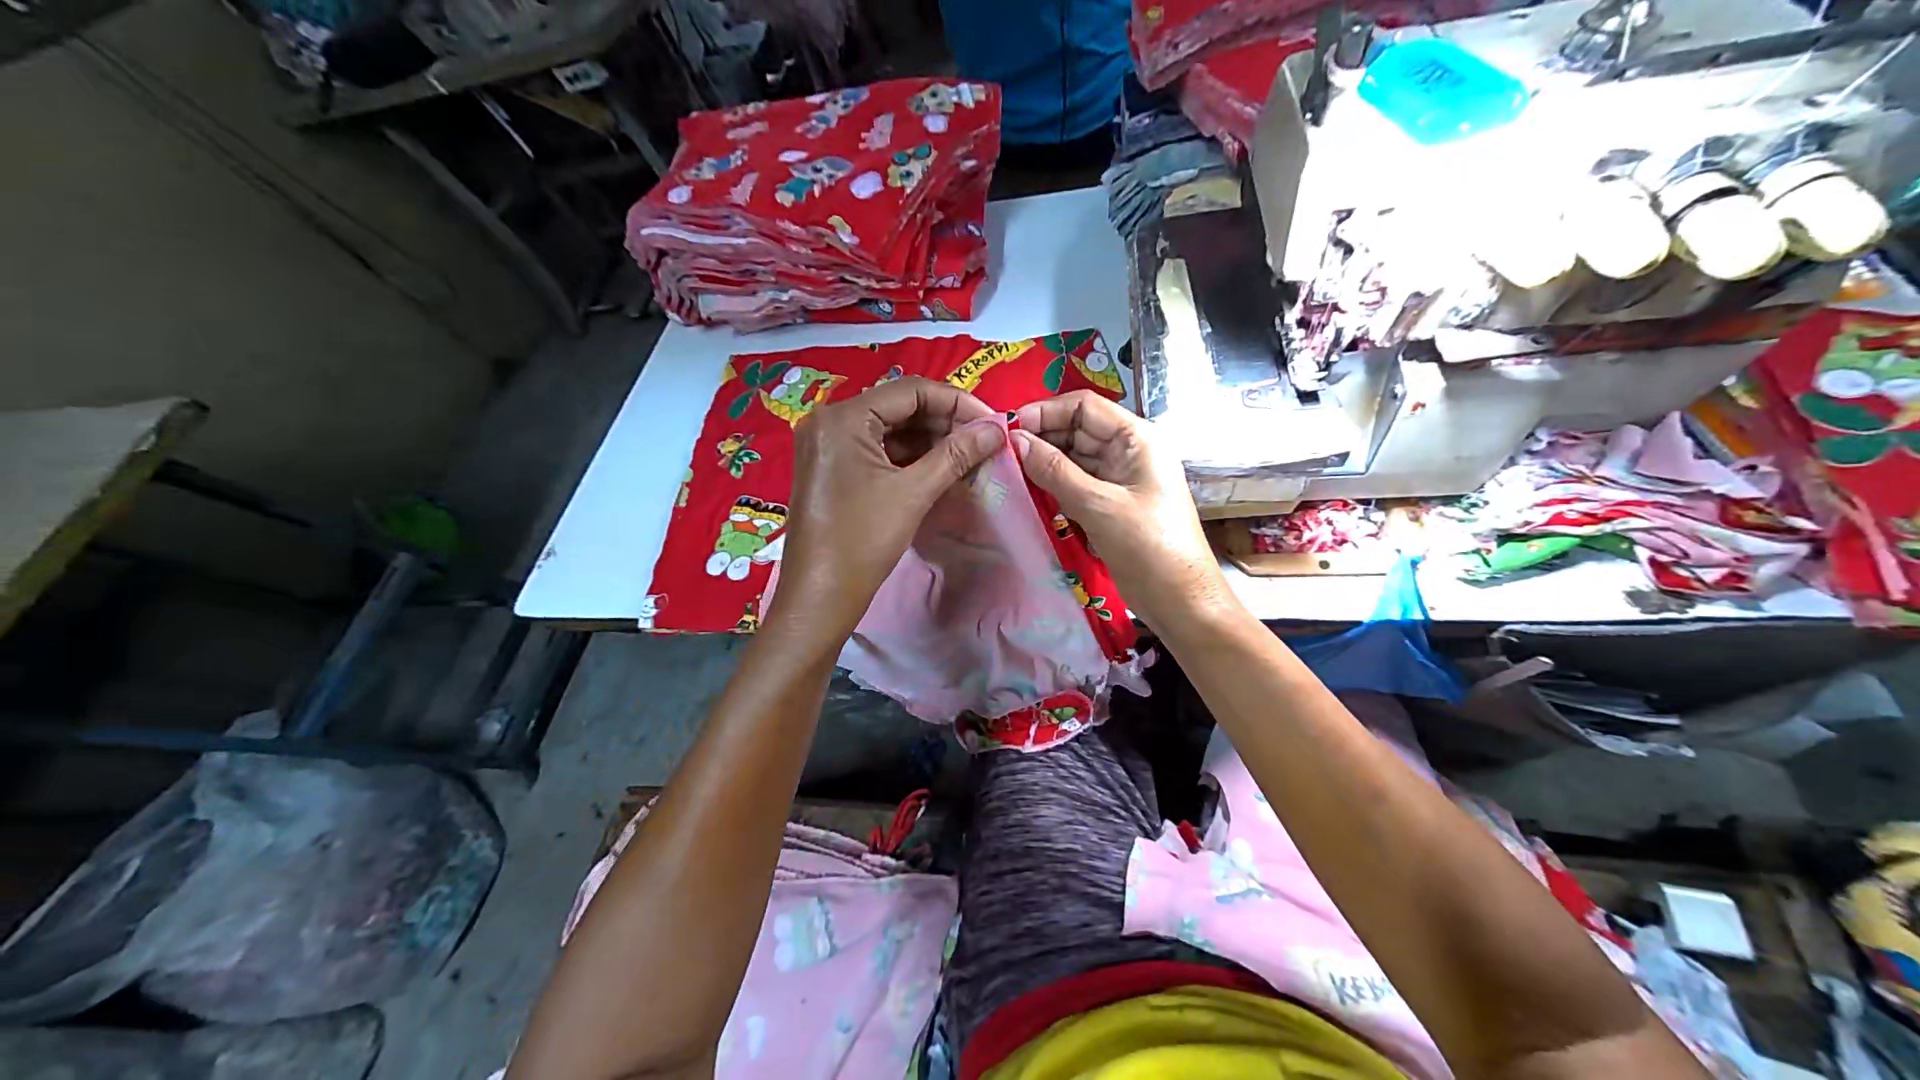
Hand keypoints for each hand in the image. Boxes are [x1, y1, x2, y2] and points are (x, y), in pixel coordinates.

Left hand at [770, 376, 1004, 643]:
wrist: (820, 596)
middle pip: (899, 407)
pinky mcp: (831, 467)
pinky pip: (876, 449)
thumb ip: (956, 454)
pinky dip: (908, 456)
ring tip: (968, 456)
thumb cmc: (863, 541)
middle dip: (944, 422)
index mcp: (843, 418)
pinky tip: (940, 468)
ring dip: (929, 440)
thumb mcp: (913, 493)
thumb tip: (996, 429)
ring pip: (890, 429)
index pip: (910, 391)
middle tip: (984, 441)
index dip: (957, 402)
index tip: (992, 422)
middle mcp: (829, 421)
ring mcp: (827, 445)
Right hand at [1010, 390, 1229, 628]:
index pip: (1084, 407)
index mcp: (1137, 438)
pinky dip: (1053, 484)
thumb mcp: (1099, 506)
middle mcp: (1128, 451)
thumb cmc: (1149, 547)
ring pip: (1073, 457)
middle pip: (1077, 430)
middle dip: (1041, 437)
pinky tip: (1027, 490)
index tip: (1009, 427)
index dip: (1045, 412)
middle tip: (1001, 452)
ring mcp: (1119, 478)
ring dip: (1043, 462)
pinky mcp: (1110, 503)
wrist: (1180, 599)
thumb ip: (1055, 471)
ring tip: (1007, 470)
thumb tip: (1015, 440)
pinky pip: (1076, 483)